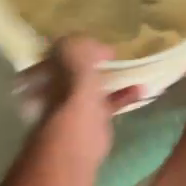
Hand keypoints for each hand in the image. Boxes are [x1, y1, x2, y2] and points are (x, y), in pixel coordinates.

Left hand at [15, 37, 142, 126]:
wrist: (78, 145)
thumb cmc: (71, 101)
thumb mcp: (74, 63)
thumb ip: (78, 47)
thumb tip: (88, 40)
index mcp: (43, 76)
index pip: (54, 54)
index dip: (72, 45)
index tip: (91, 40)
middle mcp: (54, 90)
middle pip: (73, 71)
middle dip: (93, 63)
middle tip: (112, 54)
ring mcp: (74, 108)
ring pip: (93, 87)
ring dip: (112, 77)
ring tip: (131, 68)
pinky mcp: (93, 123)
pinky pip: (108, 103)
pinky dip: (123, 96)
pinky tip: (141, 90)